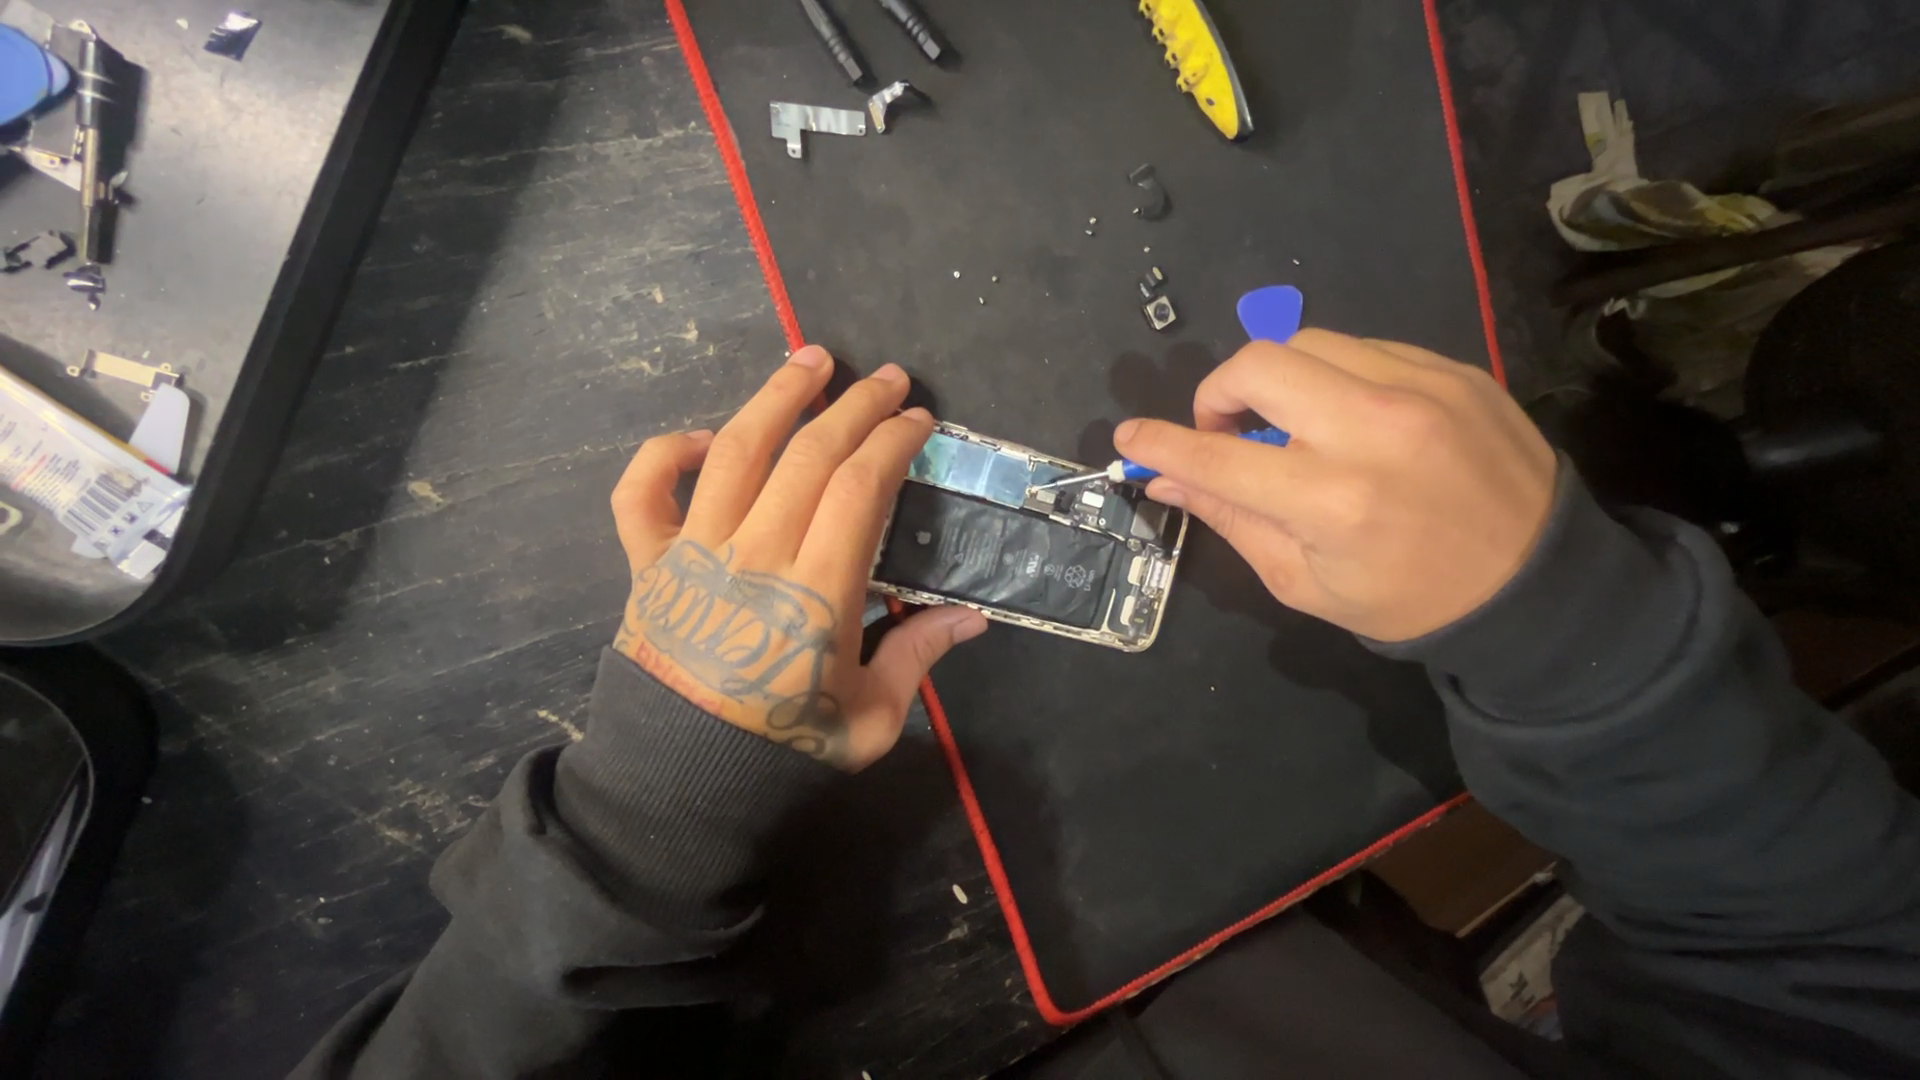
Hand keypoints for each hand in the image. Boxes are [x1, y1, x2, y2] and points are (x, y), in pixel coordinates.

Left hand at [609, 347, 986, 769]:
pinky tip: (708, 438)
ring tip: (812, 357)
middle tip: (889, 378)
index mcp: (817, 592)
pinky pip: (643, 492)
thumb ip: (919, 656)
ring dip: (778, 396)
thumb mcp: (871, 718)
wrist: (681, 783)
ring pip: (736, 450)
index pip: (860, 487)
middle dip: (855, 406)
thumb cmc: (785, 751)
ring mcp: (694, 552)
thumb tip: (973, 617)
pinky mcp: (647, 563)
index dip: (894, 441)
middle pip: (808, 454)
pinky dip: (669, 452)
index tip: (919, 420)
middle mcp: (755, 554)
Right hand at [1114, 329, 1556, 641]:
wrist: (1538, 585)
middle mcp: (1373, 430)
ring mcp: (1421, 389)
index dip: (1161, 443)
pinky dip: (1329, 377)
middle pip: (1259, 365)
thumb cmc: (1406, 598)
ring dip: (1273, 378)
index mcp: (1331, 502)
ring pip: (1307, 341)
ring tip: (1286, 421)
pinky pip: (1362, 348)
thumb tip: (1164, 478)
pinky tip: (1343, 416)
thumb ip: (1230, 519)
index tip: (1129, 437)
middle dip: (1217, 392)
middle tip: (1225, 430)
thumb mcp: (1303, 582)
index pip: (1217, 457)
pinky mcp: (1453, 370)